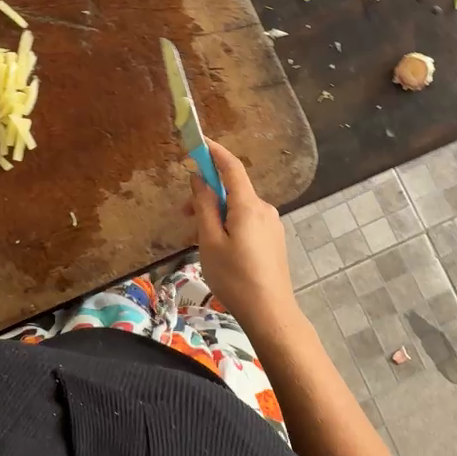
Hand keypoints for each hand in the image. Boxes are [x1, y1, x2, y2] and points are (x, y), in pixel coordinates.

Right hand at [192, 139, 299, 333]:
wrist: (271, 313)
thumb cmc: (235, 278)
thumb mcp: (210, 241)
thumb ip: (204, 206)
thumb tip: (199, 179)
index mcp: (248, 206)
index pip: (231, 167)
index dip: (214, 152)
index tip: (198, 142)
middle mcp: (264, 209)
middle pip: (233, 190)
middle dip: (208, 194)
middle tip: (183, 214)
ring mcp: (272, 225)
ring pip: (239, 208)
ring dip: (217, 213)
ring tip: (199, 240)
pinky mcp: (273, 240)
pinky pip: (247, 221)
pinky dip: (229, 224)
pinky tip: (219, 250)